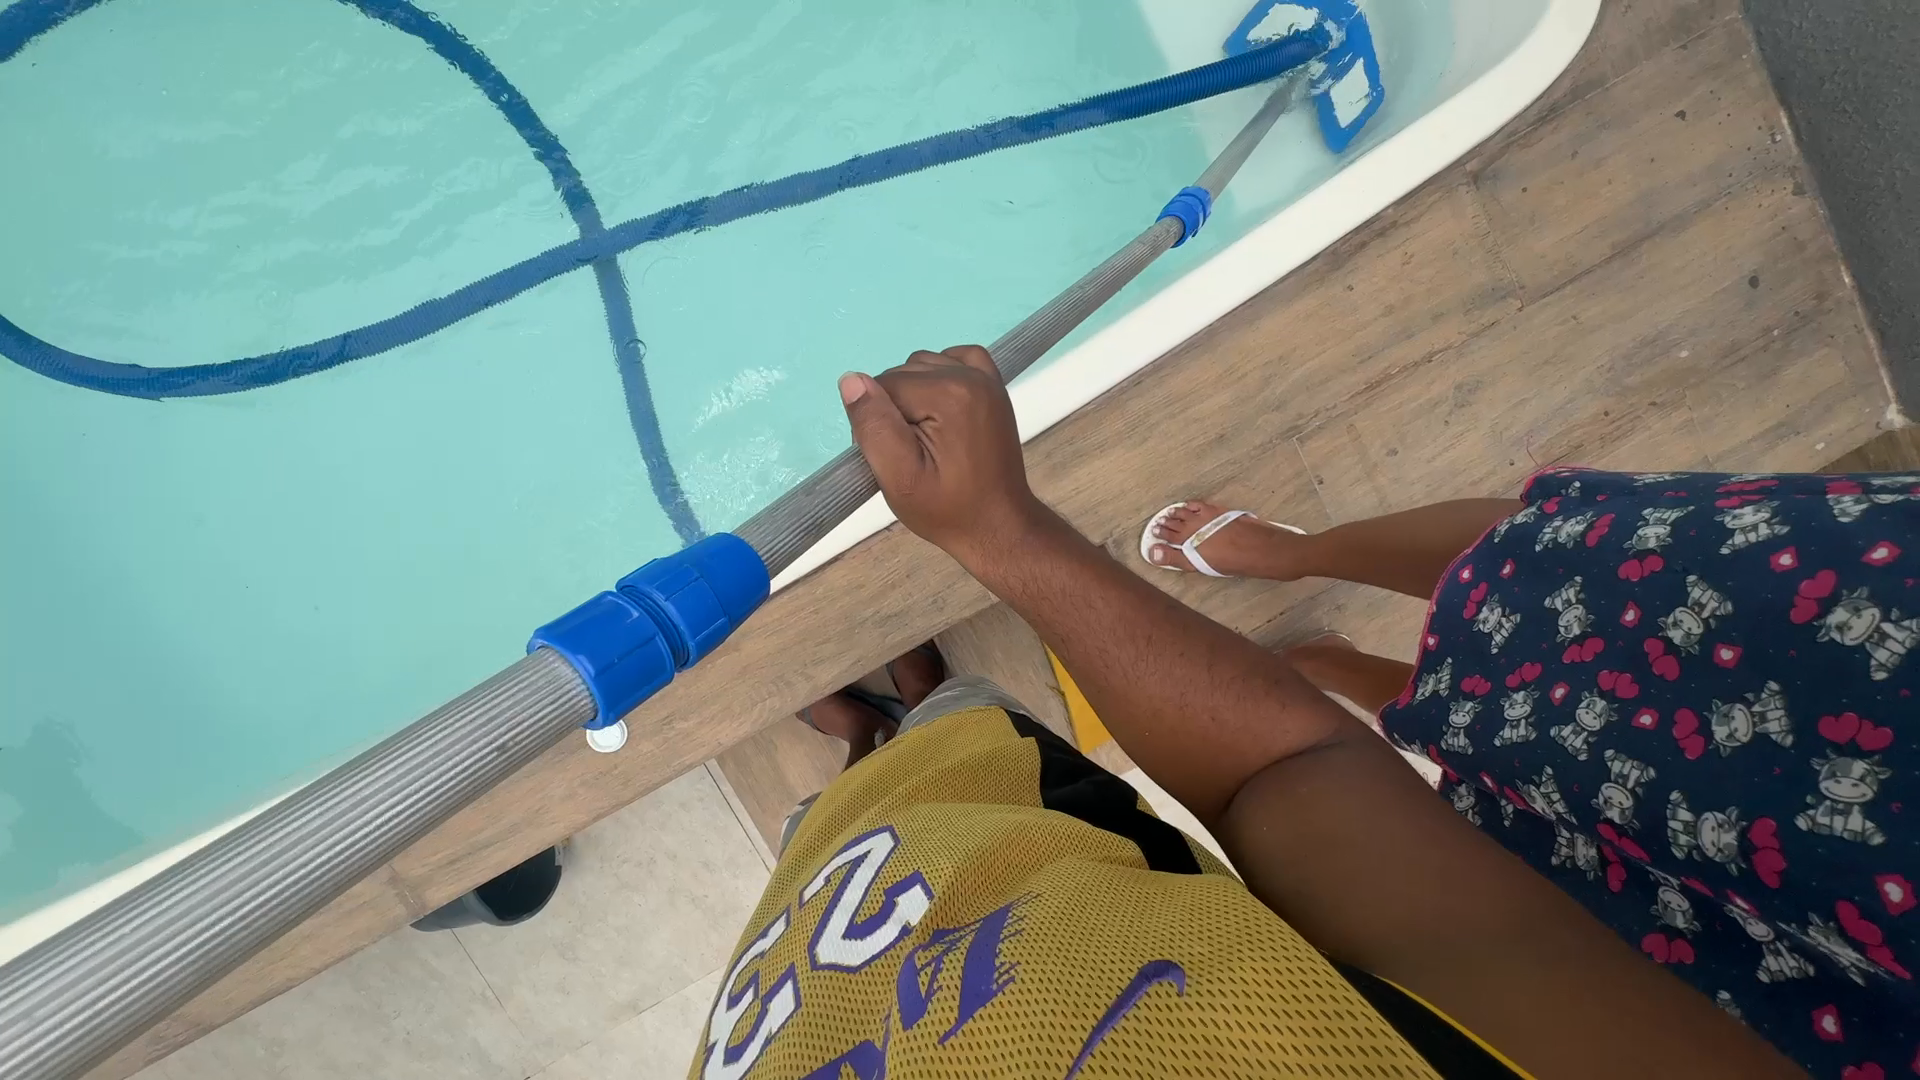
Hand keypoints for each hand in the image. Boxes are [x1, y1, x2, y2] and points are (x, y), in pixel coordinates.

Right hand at [840, 345, 1047, 567]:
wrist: (996, 525)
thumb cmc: (947, 510)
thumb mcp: (899, 477)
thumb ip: (874, 426)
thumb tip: (851, 380)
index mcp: (948, 395)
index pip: (884, 387)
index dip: (876, 422)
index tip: (890, 458)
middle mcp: (970, 376)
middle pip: (902, 374)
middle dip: (894, 409)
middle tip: (909, 455)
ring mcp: (986, 379)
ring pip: (923, 366)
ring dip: (914, 395)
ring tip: (924, 439)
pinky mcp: (994, 387)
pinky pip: (956, 358)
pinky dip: (939, 374)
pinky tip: (938, 407)